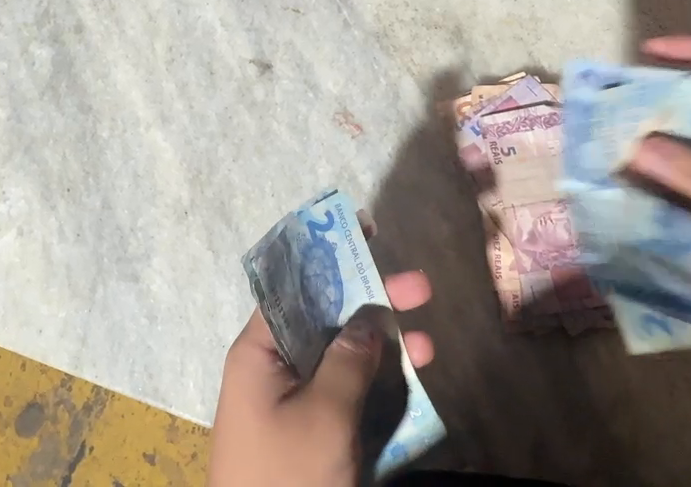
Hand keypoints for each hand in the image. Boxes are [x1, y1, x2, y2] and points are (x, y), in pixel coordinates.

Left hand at [209, 272, 434, 486]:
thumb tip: (366, 319)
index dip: (328, 255)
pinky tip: (415, 375)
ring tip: (430, 340)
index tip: (364, 229)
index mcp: (260, 350)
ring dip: (386, 344)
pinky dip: (380, 381)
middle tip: (421, 285)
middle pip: (327, 316)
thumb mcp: (322, 415)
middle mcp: (275, 366)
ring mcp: (295, 400)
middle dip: (373, 299)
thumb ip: (348, 361)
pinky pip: (348, 391)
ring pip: (344, 354)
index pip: (293, 284)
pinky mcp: (314, 429)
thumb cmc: (286, 475)